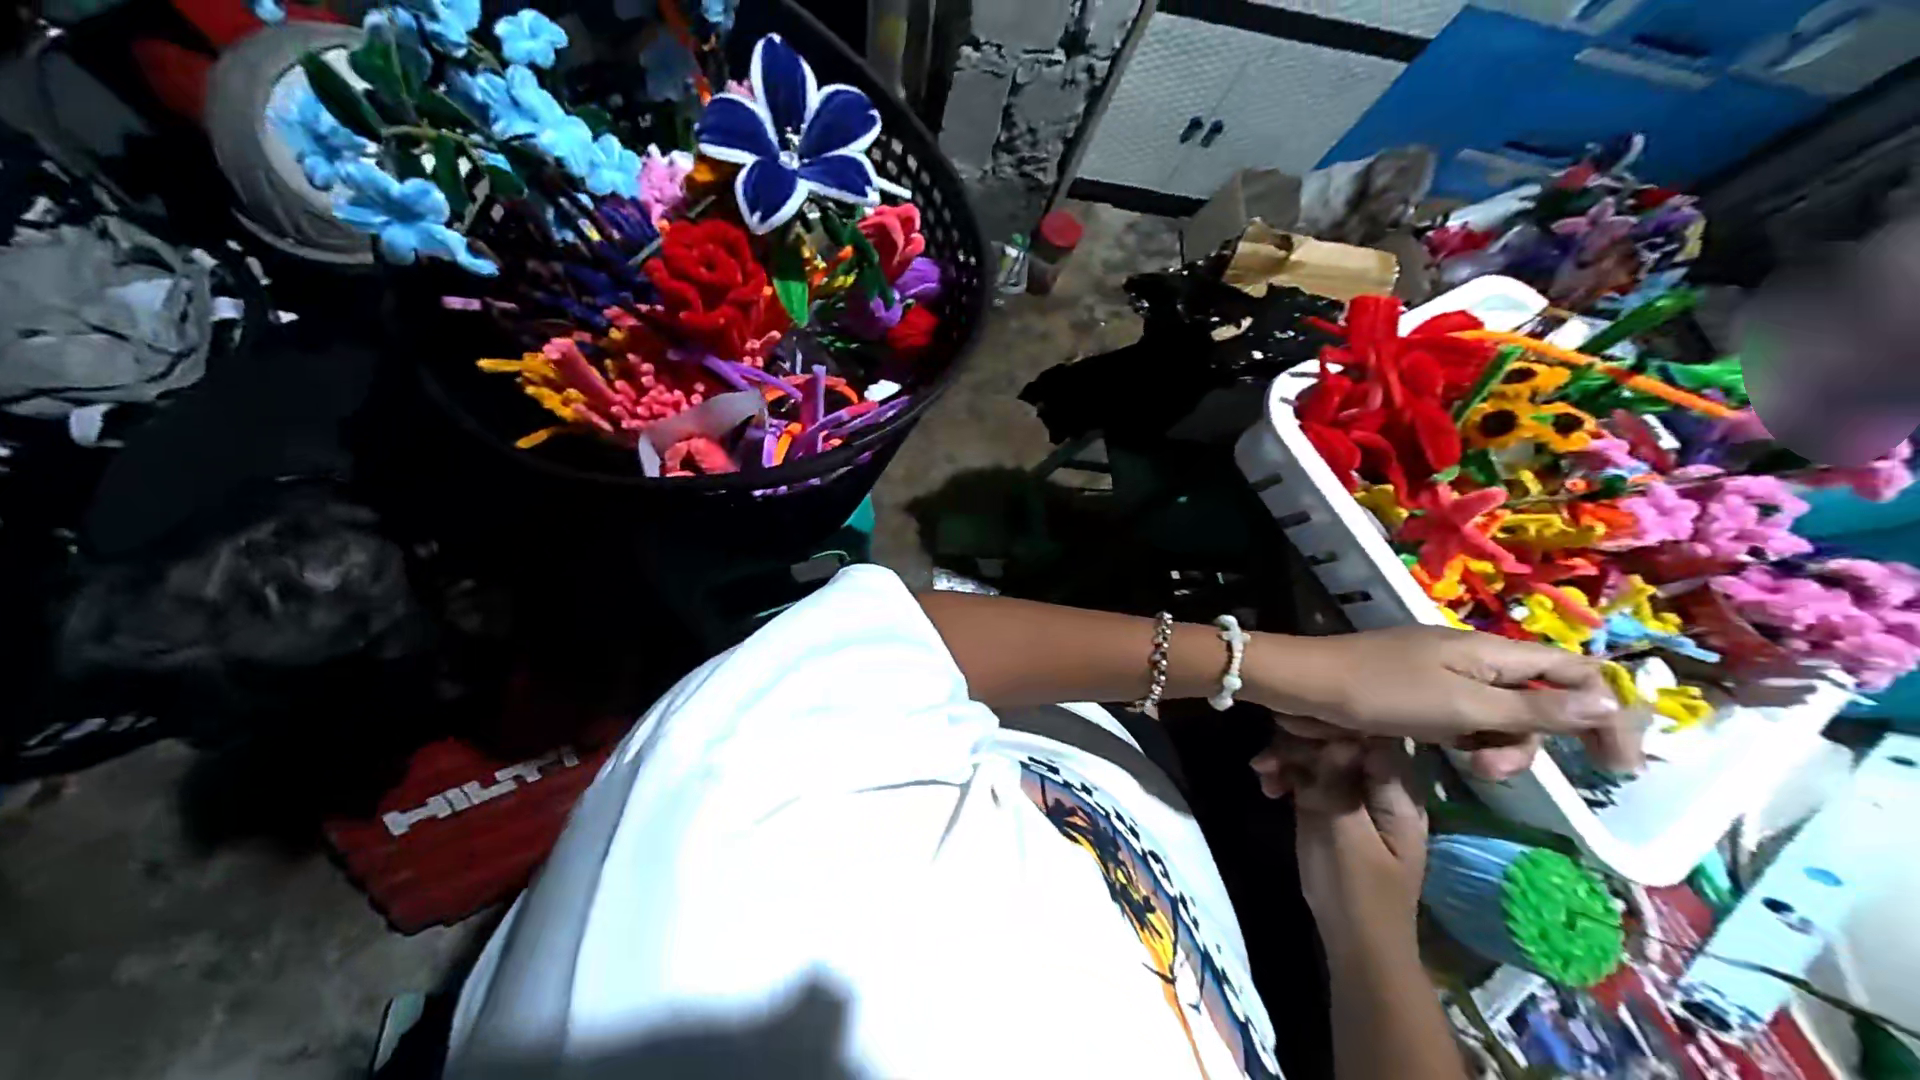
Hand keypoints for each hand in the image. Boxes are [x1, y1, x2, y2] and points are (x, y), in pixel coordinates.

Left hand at [1242, 626, 1640, 778]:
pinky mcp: (1411, 694)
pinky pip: (1456, 719)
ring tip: (1470, 767)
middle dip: (1531, 740)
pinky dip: (1461, 739)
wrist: (1303, 685)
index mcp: (1487, 651)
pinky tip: (1445, 752)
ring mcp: (1436, 675)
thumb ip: (1534, 707)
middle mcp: (1468, 659)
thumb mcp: (1462, 706)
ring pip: (1495, 715)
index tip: (1616, 767)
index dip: (1605, 714)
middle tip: (1495, 768)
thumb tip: (1610, 702)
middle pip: (1535, 699)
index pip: (1573, 672)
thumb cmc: (1380, 692)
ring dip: (1495, 746)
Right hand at [1259, 735, 1427, 935]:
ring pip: (1321, 757)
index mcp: (1399, 793)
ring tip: (1261, 776)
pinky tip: (1268, 787)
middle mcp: (1381, 788)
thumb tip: (1335, 734)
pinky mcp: (1335, 808)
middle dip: (1300, 746)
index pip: (1370, 736)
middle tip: (1264, 761)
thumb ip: (1337, 782)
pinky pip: (1311, 776)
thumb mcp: (1344, 834)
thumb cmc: (1355, 891)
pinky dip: (1289, 777)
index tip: (1291, 728)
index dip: (1331, 725)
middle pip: (1341, 742)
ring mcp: (1357, 797)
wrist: (1356, 945)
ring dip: (1288, 761)